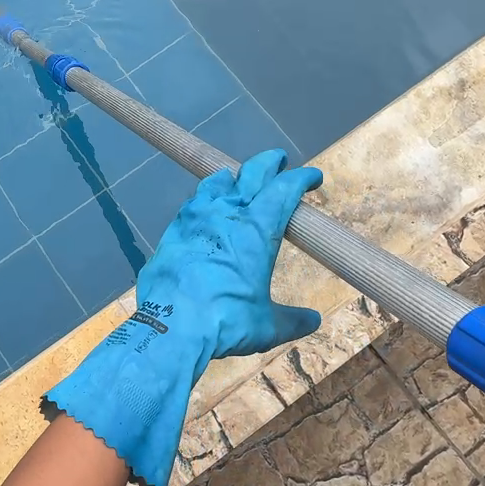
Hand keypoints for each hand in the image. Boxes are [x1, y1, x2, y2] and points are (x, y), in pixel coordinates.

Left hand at [136, 148, 325, 358]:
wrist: (171, 324)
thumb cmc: (227, 320)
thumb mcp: (268, 325)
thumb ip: (292, 320)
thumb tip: (313, 321)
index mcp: (257, 229)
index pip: (284, 189)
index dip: (301, 178)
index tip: (312, 176)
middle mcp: (227, 214)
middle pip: (251, 173)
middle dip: (268, 163)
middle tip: (277, 160)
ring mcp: (196, 219)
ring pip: (216, 183)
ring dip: (232, 177)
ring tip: (236, 179)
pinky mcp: (173, 231)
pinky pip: (193, 204)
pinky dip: (204, 199)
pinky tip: (203, 207)